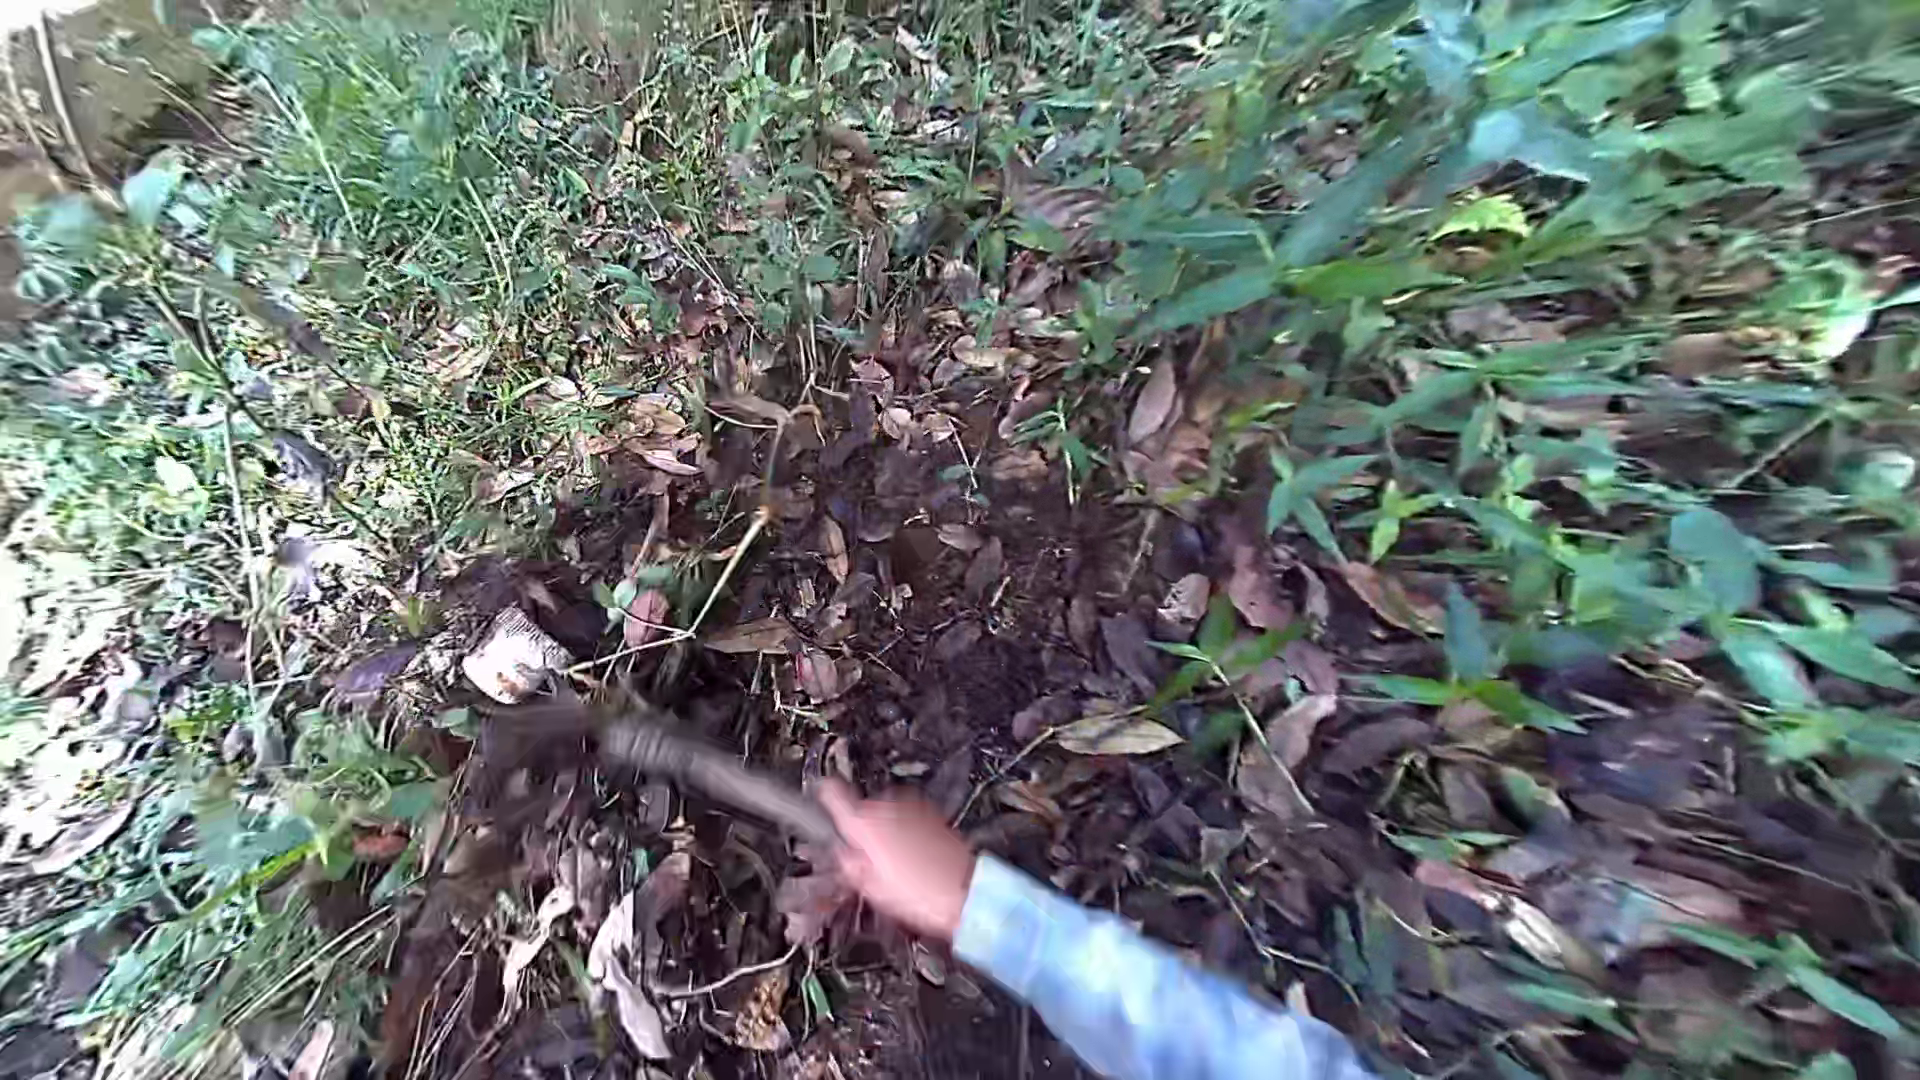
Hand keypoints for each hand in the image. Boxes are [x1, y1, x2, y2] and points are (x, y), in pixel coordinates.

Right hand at [818, 779, 976, 942]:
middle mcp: (886, 805)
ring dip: (882, 832)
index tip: (814, 798)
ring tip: (894, 865)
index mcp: (865, 822)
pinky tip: (910, 856)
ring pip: (882, 814)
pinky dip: (901, 829)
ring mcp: (909, 803)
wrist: (965, 889)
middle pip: (859, 811)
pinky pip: (903, 814)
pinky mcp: (927, 808)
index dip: (820, 796)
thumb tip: (840, 853)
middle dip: (859, 833)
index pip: (831, 792)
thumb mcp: (871, 888)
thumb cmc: (920, 894)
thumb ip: (848, 863)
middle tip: (865, 864)